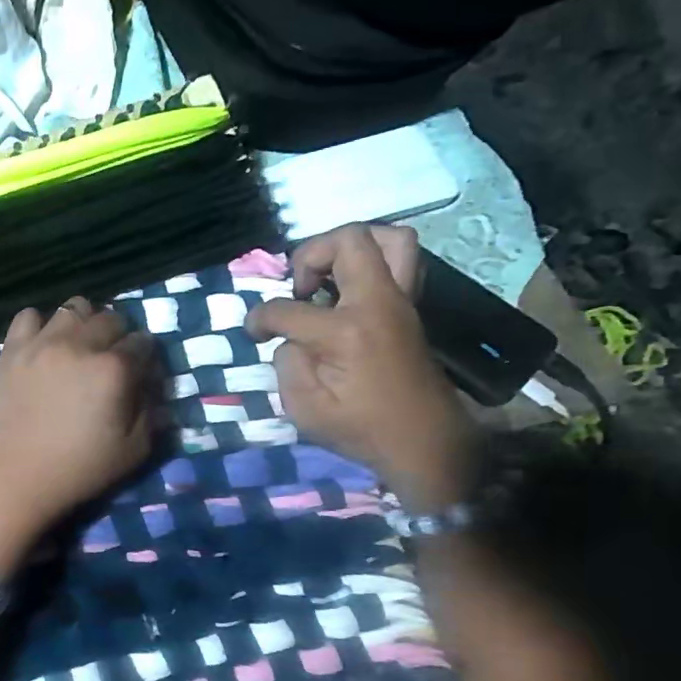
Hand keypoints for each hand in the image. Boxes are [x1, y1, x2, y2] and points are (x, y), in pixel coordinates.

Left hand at [0, 298, 164, 578]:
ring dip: (84, 322)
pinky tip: (44, 345)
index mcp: (113, 369)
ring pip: (73, 308)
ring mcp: (41, 343)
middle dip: (119, 335)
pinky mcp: (12, 350)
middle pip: (110, 318)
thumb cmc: (80, 469)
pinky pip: (28, 316)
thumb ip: (151, 413)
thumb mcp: (134, 451)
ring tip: (80, 346)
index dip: (146, 357)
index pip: (142, 343)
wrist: (16, 476)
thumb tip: (153, 388)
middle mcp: (79, 345)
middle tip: (111, 359)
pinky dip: (40, 325)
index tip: (140, 372)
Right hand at [245, 224, 476, 511]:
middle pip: (349, 239)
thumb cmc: (363, 430)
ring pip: (388, 238)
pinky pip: (398, 262)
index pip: (286, 308)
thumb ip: (287, 364)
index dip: (260, 318)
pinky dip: (369, 264)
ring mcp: (401, 302)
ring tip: (328, 278)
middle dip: (312, 253)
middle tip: (301, 288)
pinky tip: (347, 294)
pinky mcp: (410, 308)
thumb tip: (289, 339)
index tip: (255, 332)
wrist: (426, 442)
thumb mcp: (305, 409)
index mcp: (346, 330)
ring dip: (350, 248)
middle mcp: (377, 303)